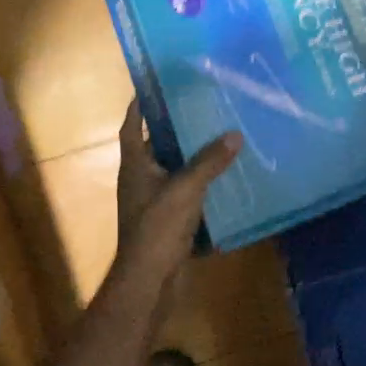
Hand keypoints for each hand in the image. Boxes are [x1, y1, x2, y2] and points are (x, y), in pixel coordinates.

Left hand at [116, 99, 241, 273]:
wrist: (148, 281)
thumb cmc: (157, 227)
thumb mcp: (185, 189)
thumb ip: (209, 161)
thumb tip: (234, 134)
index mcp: (134, 165)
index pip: (131, 125)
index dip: (139, 104)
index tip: (155, 85)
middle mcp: (139, 178)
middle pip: (155, 145)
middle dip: (176, 127)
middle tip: (203, 106)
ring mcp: (152, 200)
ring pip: (173, 169)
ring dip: (191, 155)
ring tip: (219, 135)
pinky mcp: (166, 219)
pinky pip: (184, 192)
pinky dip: (199, 183)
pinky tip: (223, 176)